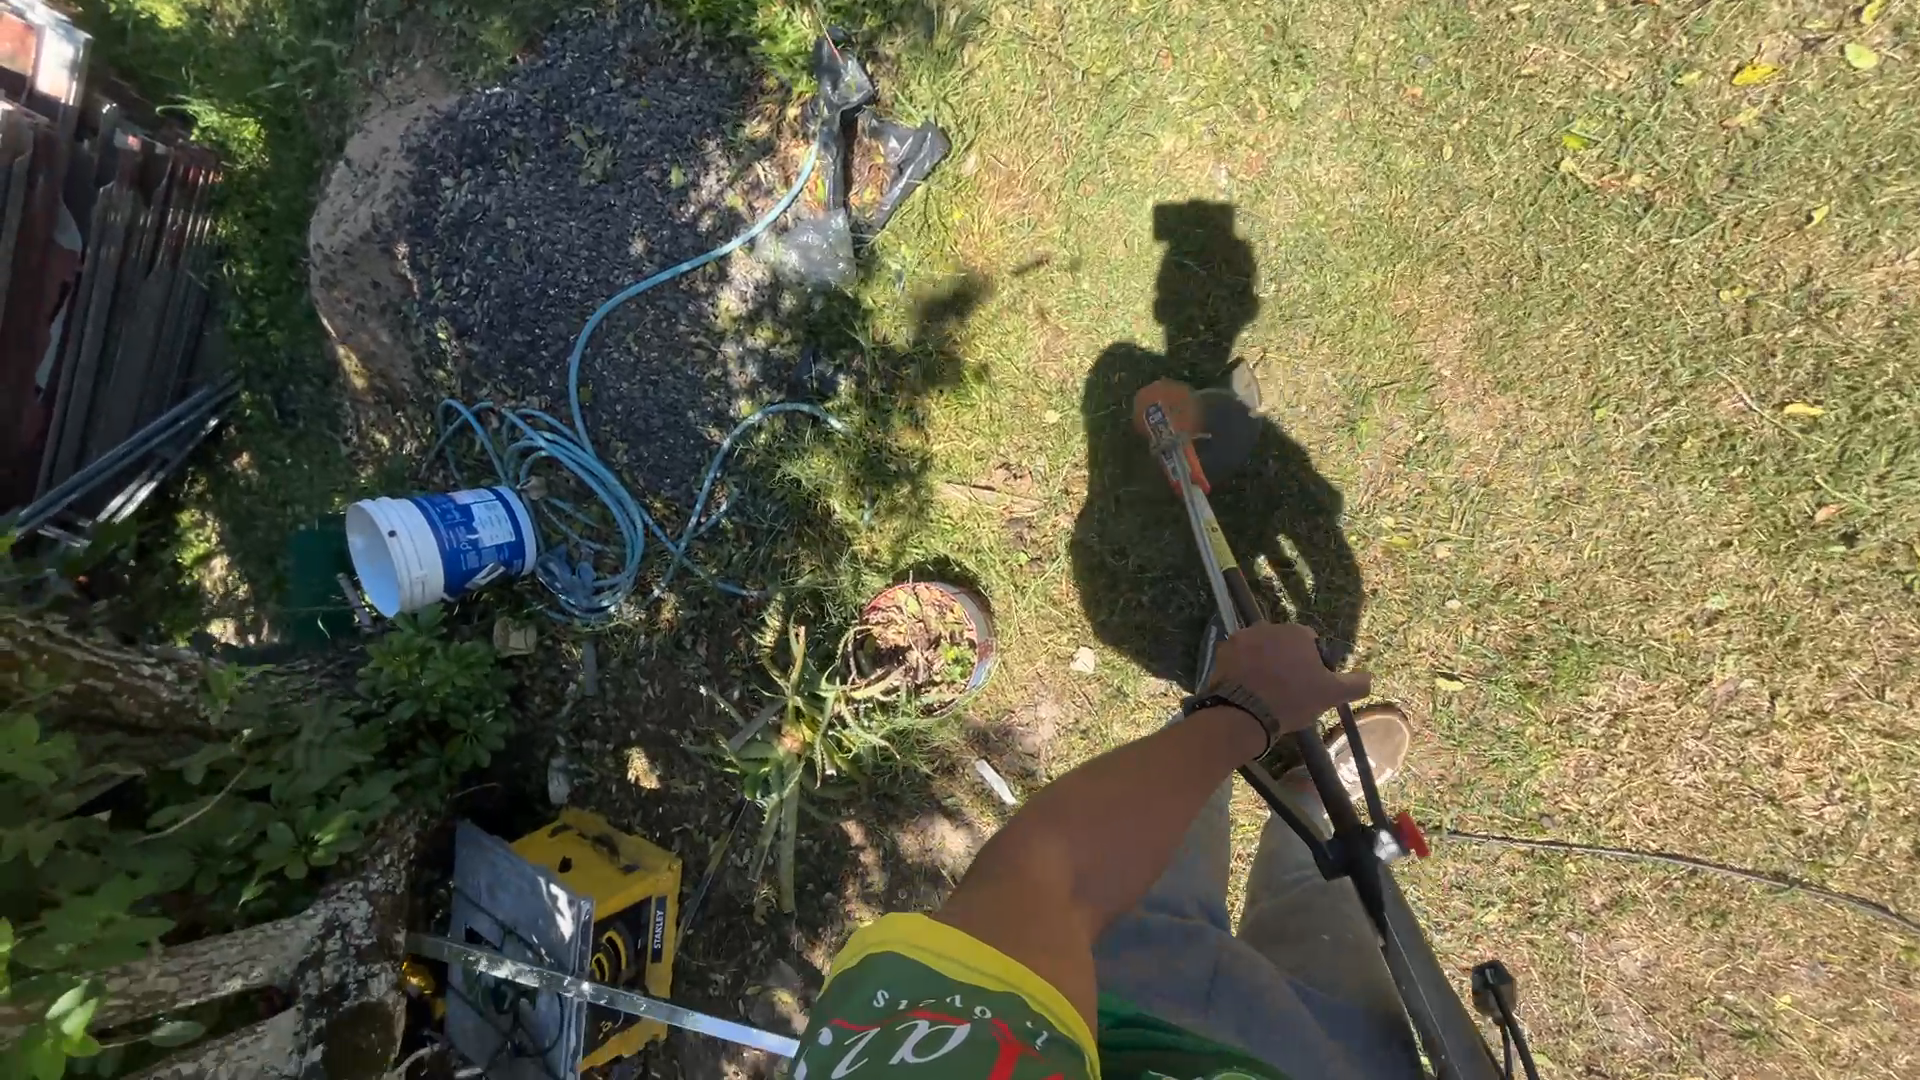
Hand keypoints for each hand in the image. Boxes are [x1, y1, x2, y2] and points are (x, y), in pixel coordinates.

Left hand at [1205, 623, 1370, 735]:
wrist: (1244, 712)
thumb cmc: (1292, 700)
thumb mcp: (1331, 694)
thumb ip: (1355, 684)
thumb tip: (1370, 678)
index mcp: (1295, 632)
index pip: (1309, 642)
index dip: (1311, 663)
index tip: (1307, 683)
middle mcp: (1266, 627)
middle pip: (1281, 643)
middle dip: (1285, 660)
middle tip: (1286, 688)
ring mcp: (1241, 637)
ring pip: (1259, 649)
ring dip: (1262, 662)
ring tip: (1264, 690)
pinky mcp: (1221, 651)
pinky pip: (1238, 657)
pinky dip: (1242, 668)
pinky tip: (1246, 688)